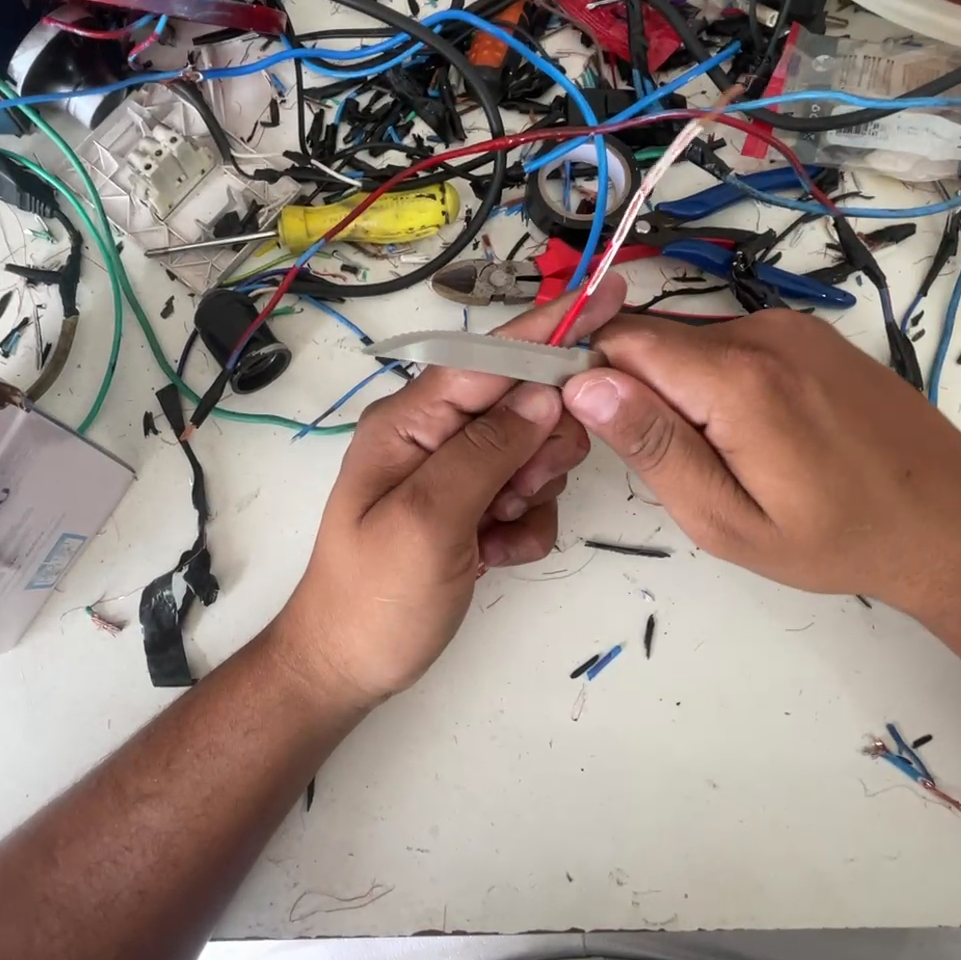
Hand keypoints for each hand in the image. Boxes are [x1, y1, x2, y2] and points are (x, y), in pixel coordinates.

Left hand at [266, 275, 629, 710]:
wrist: (349, 664)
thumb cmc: (374, 597)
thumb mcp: (427, 522)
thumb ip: (485, 452)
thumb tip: (542, 394)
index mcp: (409, 422)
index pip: (489, 358)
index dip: (550, 327)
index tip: (612, 295)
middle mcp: (432, 436)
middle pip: (522, 403)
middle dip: (540, 445)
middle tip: (520, 491)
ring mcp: (453, 474)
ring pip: (533, 452)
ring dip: (531, 492)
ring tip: (494, 531)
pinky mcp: (471, 509)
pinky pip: (527, 498)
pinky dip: (524, 527)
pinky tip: (493, 555)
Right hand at [559, 309, 960, 609]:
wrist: (957, 522)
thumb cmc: (834, 538)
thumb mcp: (725, 518)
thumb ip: (653, 446)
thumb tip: (583, 384)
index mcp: (736, 379)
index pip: (619, 340)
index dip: (587, 374)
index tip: (592, 430)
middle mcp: (761, 332)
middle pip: (651, 340)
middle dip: (631, 389)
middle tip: (661, 460)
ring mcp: (789, 327)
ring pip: (686, 343)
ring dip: (673, 389)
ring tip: (712, 454)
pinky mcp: (806, 334)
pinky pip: (726, 345)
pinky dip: (710, 382)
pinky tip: (746, 433)